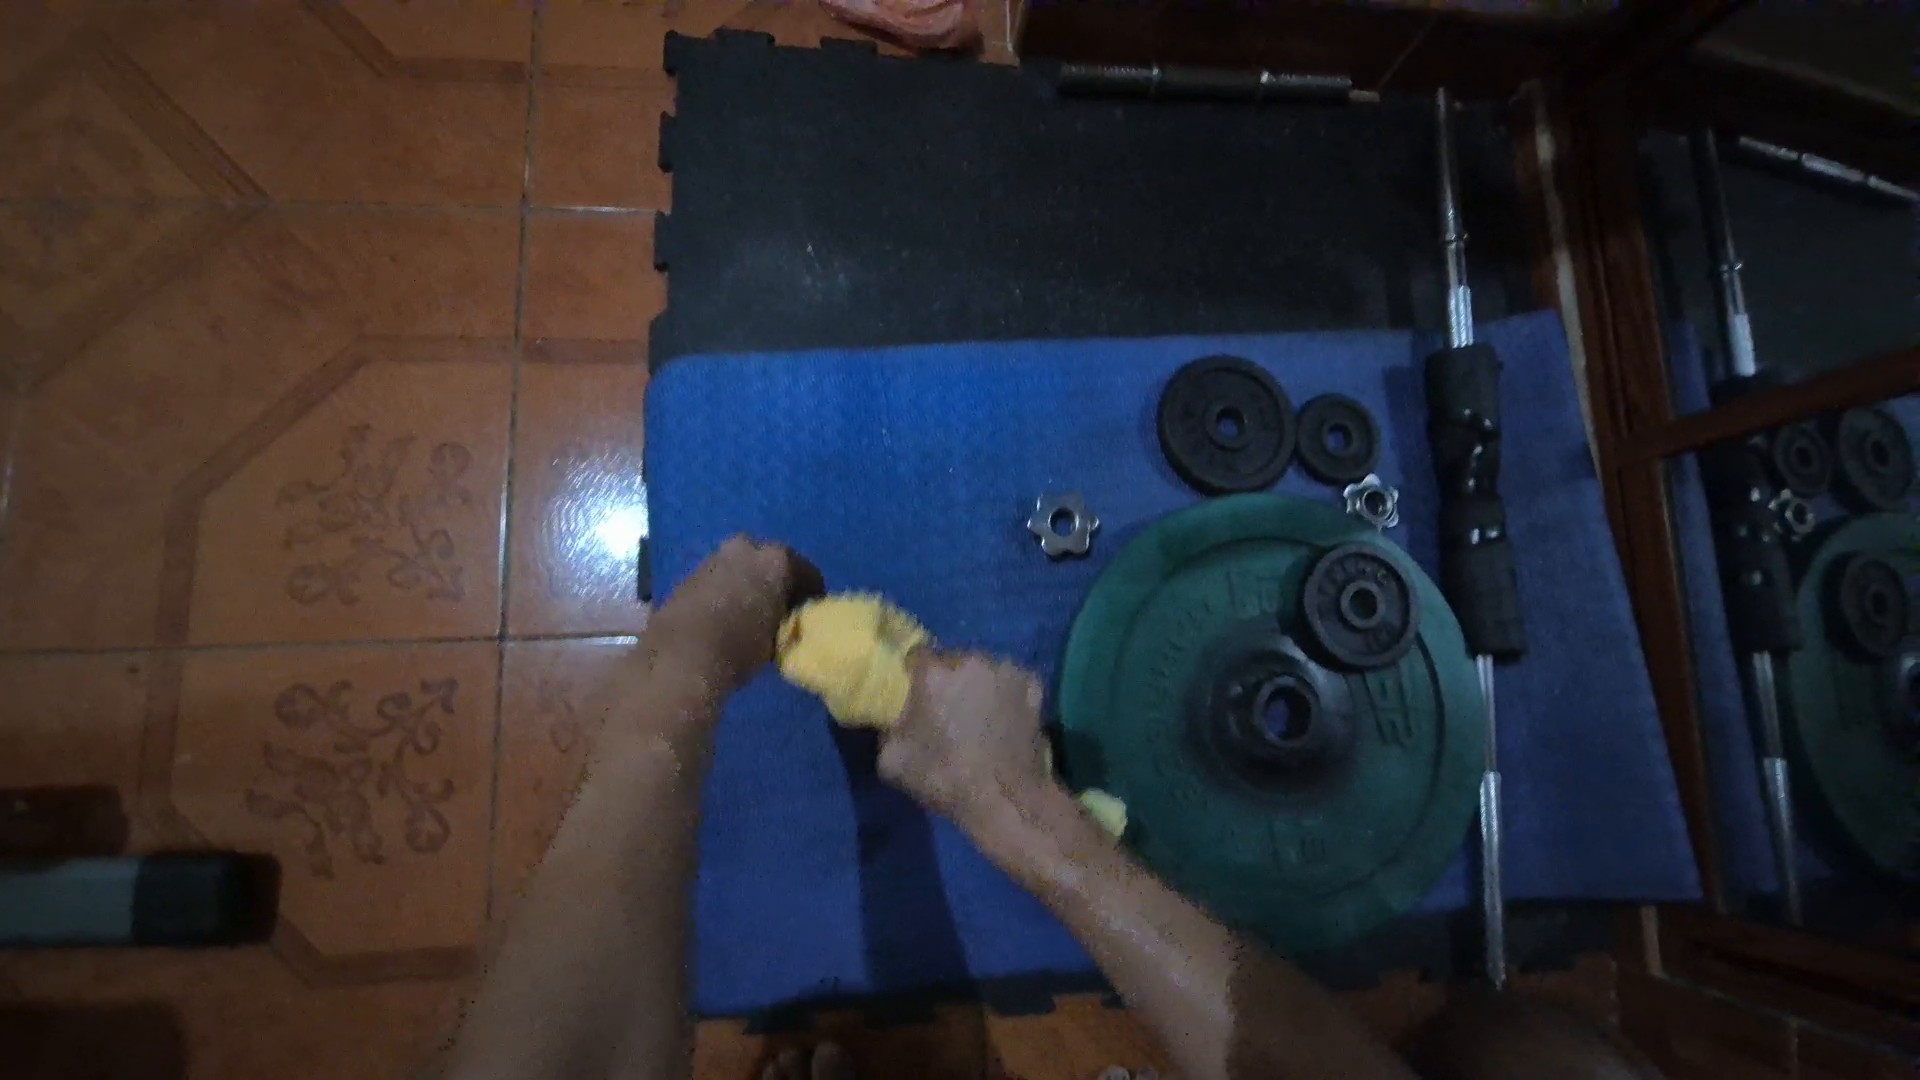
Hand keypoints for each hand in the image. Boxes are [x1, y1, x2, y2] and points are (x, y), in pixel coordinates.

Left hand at [646, 535, 823, 695]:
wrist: (682, 656)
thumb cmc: (741, 647)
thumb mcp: (778, 639)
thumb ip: (786, 622)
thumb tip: (785, 622)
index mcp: (778, 560)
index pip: (808, 573)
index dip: (810, 596)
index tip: (807, 614)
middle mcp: (747, 548)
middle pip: (770, 562)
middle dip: (774, 581)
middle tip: (777, 608)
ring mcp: (715, 557)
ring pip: (741, 566)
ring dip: (747, 583)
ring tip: (748, 613)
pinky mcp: (690, 573)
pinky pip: (719, 577)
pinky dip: (725, 590)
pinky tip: (724, 614)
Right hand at [877, 651, 1058, 830]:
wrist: (1005, 798)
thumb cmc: (945, 778)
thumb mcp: (892, 760)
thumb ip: (887, 727)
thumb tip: (893, 717)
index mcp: (934, 673)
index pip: (917, 656)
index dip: (915, 675)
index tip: (917, 694)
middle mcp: (971, 660)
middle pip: (953, 661)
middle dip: (949, 680)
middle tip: (949, 710)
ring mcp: (1006, 669)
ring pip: (984, 669)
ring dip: (979, 685)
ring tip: (980, 716)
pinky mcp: (1033, 684)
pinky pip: (1012, 681)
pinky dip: (1007, 694)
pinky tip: (1006, 718)